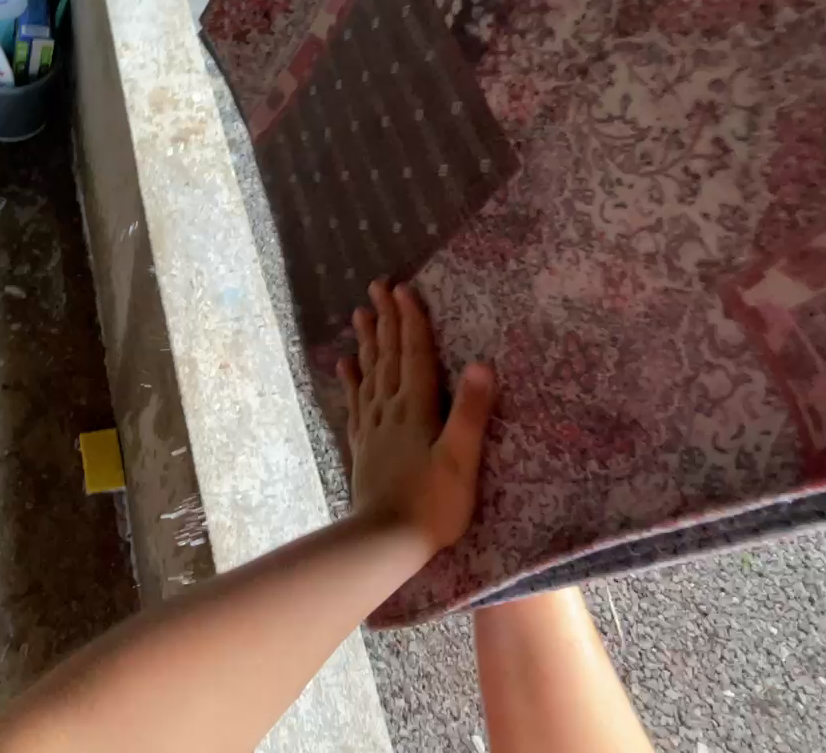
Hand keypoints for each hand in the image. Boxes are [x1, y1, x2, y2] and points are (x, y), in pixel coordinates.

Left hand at [338, 281, 497, 552]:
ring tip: (359, 314)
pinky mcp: (362, 444)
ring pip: (369, 372)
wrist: (386, 538)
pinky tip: (345, 365)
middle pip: (388, 354)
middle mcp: (390, 408)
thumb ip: (470, 412)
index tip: (403, 288)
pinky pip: (355, 403)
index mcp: (417, 408)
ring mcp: (372, 425)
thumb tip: (481, 364)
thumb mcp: (461, 460)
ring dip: (367, 341)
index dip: (411, 320)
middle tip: (376, 286)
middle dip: (386, 318)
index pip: (415, 354)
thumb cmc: (433, 504)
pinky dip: (350, 380)